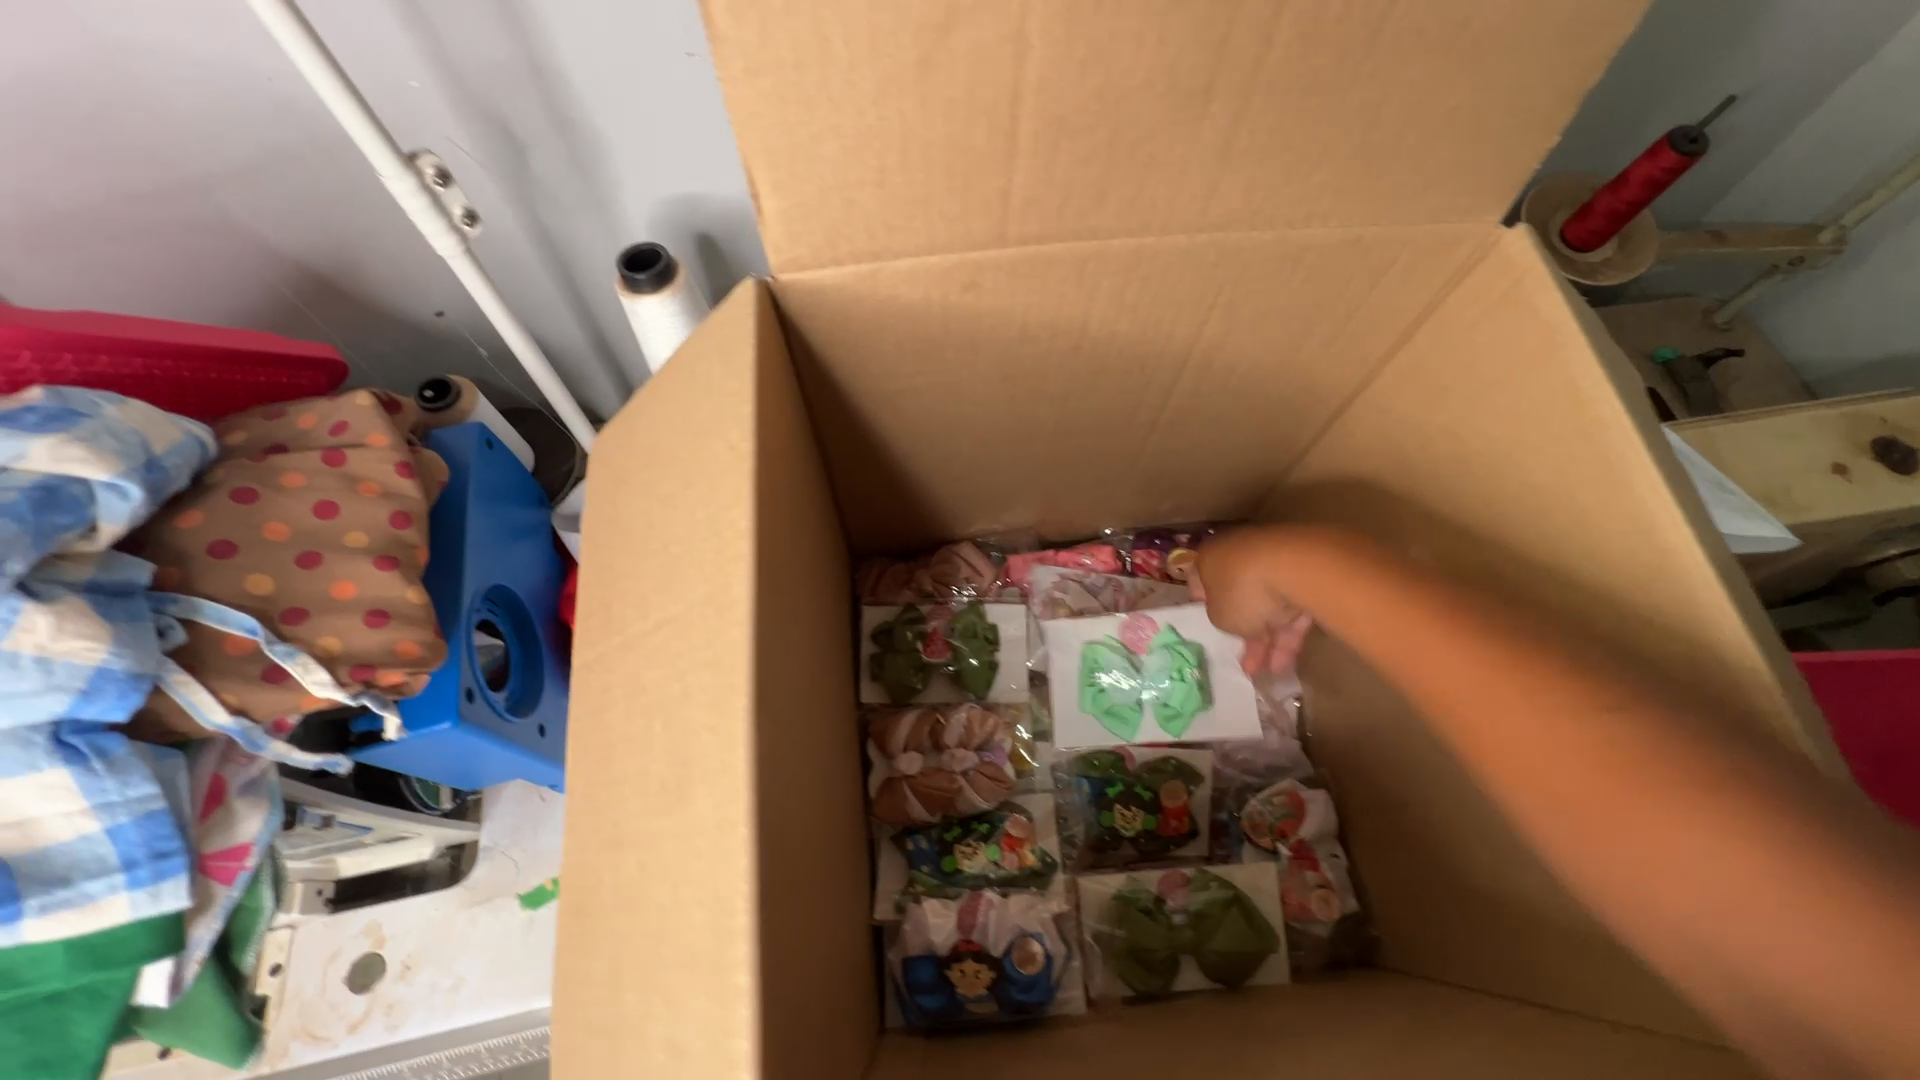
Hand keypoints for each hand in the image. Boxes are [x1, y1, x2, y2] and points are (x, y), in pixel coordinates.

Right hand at [1191, 529, 1312, 676]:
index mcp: (1212, 556)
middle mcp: (1242, 553)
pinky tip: (1286, 664)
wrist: (1296, 569)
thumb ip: (1220, 618)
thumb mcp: (1218, 617)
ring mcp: (1277, 562)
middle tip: (1243, 661)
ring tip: (1268, 673)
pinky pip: (1295, 608)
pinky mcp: (1309, 576)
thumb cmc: (1241, 590)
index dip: (1204, 604)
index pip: (1201, 580)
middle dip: (1243, 631)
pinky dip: (1291, 635)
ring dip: (1268, 640)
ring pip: (1270, 605)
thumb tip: (1232, 619)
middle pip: (1240, 596)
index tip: (1207, 625)